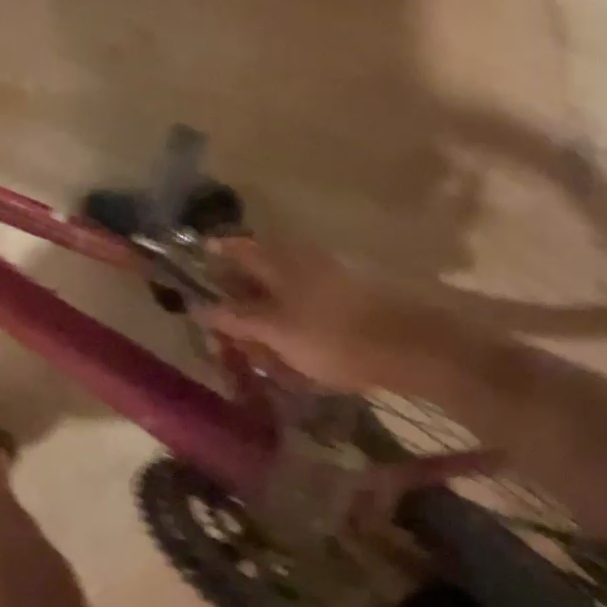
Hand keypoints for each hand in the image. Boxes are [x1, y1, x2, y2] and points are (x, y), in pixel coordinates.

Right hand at [199, 237, 462, 393]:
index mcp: (280, 261)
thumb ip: (236, 318)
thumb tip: (200, 307)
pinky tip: (293, 358)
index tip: (197, 264)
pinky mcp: (347, 302)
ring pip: (282, 294)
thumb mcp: (275, 330)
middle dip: (238, 297)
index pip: (237, 247)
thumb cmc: (332, 336)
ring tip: (260, 353)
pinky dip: (291, 329)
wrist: (408, 346)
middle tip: (225, 331)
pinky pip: (305, 311)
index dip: (215, 252)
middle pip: (258, 271)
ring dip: (265, 318)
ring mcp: (327, 279)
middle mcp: (301, 261)